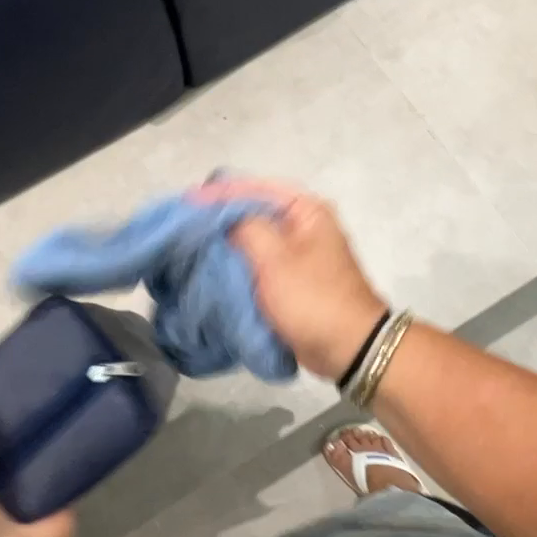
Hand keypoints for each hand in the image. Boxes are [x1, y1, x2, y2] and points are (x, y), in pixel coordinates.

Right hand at [192, 179, 387, 379]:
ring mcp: (300, 250)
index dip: (220, 192)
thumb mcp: (275, 259)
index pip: (256, 188)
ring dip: (228, 236)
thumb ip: (246, 228)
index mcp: (306, 210)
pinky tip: (214, 260)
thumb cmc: (312, 299)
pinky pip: (260, 258)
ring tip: (194, 236)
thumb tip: (226, 219)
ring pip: (256, 234)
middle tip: (186, 216)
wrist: (349, 348)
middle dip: (221, 212)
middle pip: (256, 208)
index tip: (188, 199)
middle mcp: (305, 223)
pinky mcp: (293, 275)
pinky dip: (238, 257)